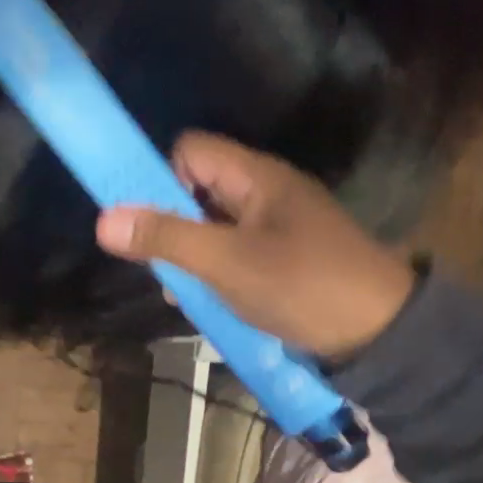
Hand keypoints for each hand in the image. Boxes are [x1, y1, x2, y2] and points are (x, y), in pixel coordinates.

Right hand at [94, 131, 417, 358]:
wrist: (379, 332)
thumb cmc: (302, 286)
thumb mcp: (227, 264)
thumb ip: (167, 239)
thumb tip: (104, 220)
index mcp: (255, 177)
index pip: (189, 151)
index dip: (160, 178)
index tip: (149, 224)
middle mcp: (264, 192)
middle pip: (195, 190)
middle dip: (170, 227)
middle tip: (165, 269)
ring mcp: (274, 226)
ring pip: (210, 227)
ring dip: (189, 258)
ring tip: (187, 294)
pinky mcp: (281, 257)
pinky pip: (231, 253)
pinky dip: (213, 274)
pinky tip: (211, 304)